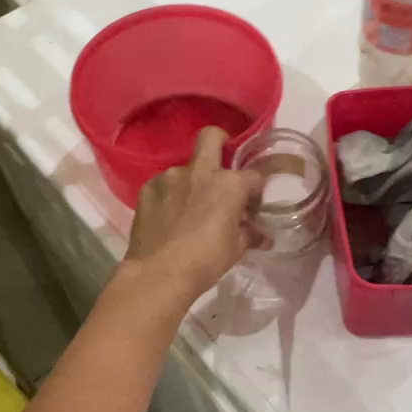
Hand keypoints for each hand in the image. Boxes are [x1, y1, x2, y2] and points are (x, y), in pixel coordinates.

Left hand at [122, 126, 262, 304]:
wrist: (158, 274)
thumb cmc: (205, 262)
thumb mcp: (236, 249)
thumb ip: (251, 234)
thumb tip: (263, 235)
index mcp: (229, 184)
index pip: (253, 176)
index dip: (256, 189)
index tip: (253, 202)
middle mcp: (200, 171)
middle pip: (212, 136)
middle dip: (220, 141)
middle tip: (222, 163)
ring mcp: (170, 176)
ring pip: (186, 167)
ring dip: (192, 181)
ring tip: (189, 208)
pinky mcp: (148, 188)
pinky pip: (165, 185)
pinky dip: (171, 196)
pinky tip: (169, 217)